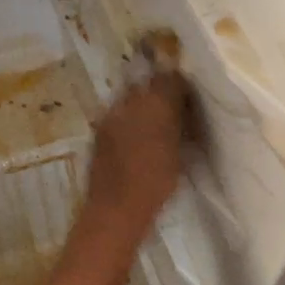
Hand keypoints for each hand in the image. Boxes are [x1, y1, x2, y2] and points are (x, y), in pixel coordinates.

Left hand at [85, 71, 191, 230]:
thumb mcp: (178, 151)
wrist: (116, 205)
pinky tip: (132, 132)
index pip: (169, 78)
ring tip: (150, 119)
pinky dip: (126, 117)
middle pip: (146, 83)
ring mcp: (110, 115)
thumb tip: (182, 108)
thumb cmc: (156, 182)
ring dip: (140, 102)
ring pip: (129, 96)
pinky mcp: (98, 129)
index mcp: (156, 105)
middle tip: (169, 105)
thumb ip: (178, 123)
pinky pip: (116, 113)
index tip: (186, 94)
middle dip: (157, 89)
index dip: (179, 84)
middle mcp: (130, 102)